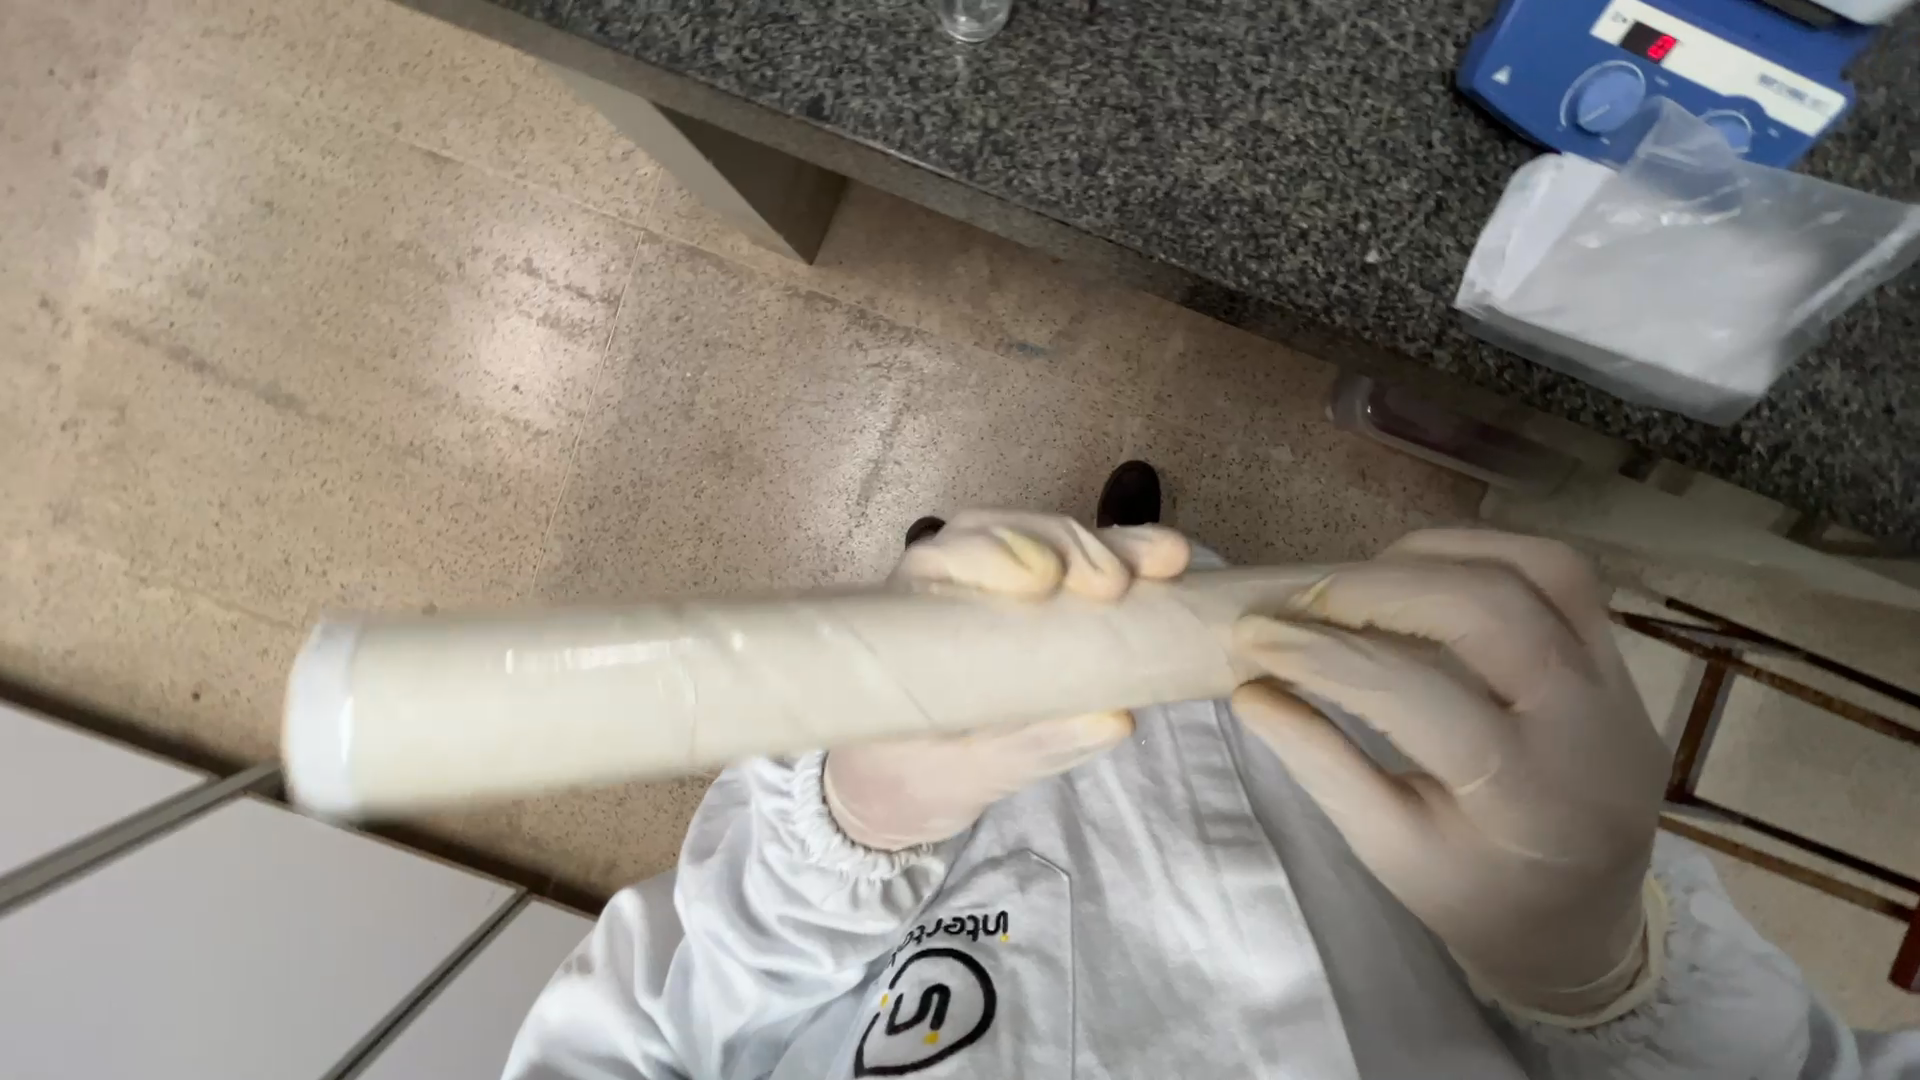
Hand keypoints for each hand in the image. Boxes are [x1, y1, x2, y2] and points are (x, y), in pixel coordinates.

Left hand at [823, 511, 1190, 851]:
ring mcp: (1009, 586)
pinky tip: (1169, 567)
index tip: (1041, 581)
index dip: (996, 555)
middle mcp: (958, 583)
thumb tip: (1111, 718)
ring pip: (1055, 542)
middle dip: (1068, 547)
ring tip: (1167, 559)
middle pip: (1011, 535)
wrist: (912, 782)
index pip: (949, 557)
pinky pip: (1086, 568)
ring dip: (1112, 545)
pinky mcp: (1050, 600)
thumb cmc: (917, 771)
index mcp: (915, 613)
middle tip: (1116, 582)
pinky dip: (1128, 561)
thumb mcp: (962, 773)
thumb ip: (1024, 746)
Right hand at [1230, 529, 1667, 1021]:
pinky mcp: (1616, 658)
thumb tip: (1249, 689)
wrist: (1583, 920)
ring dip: (1430, 559)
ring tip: (1355, 584)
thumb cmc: (1474, 896)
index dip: (1322, 655)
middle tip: (1299, 600)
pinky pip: (1555, 572)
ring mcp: (1619, 682)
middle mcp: (1592, 726)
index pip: (1414, 694)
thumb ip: (1318, 763)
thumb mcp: (1386, 849)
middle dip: (1375, 589)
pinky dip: (1474, 555)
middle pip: (1488, 608)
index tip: (1251, 635)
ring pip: (1536, 569)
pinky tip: (1414, 577)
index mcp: (1529, 797)